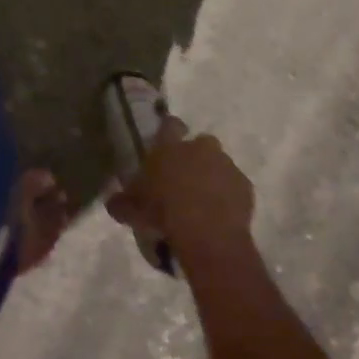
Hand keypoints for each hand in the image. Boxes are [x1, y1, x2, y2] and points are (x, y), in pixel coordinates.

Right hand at [106, 117, 253, 248]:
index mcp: (170, 146)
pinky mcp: (245, 186)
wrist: (207, 234)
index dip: (168, 131)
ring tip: (204, 201)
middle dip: (195, 156)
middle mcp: (200, 148)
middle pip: (201, 142)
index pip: (169, 125)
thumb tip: (113, 203)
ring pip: (220, 164)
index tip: (166, 142)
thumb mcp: (132, 210)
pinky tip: (220, 214)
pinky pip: (236, 187)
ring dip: (213, 176)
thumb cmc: (163, 212)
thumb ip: (122, 203)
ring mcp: (225, 165)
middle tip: (185, 177)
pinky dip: (229, 196)